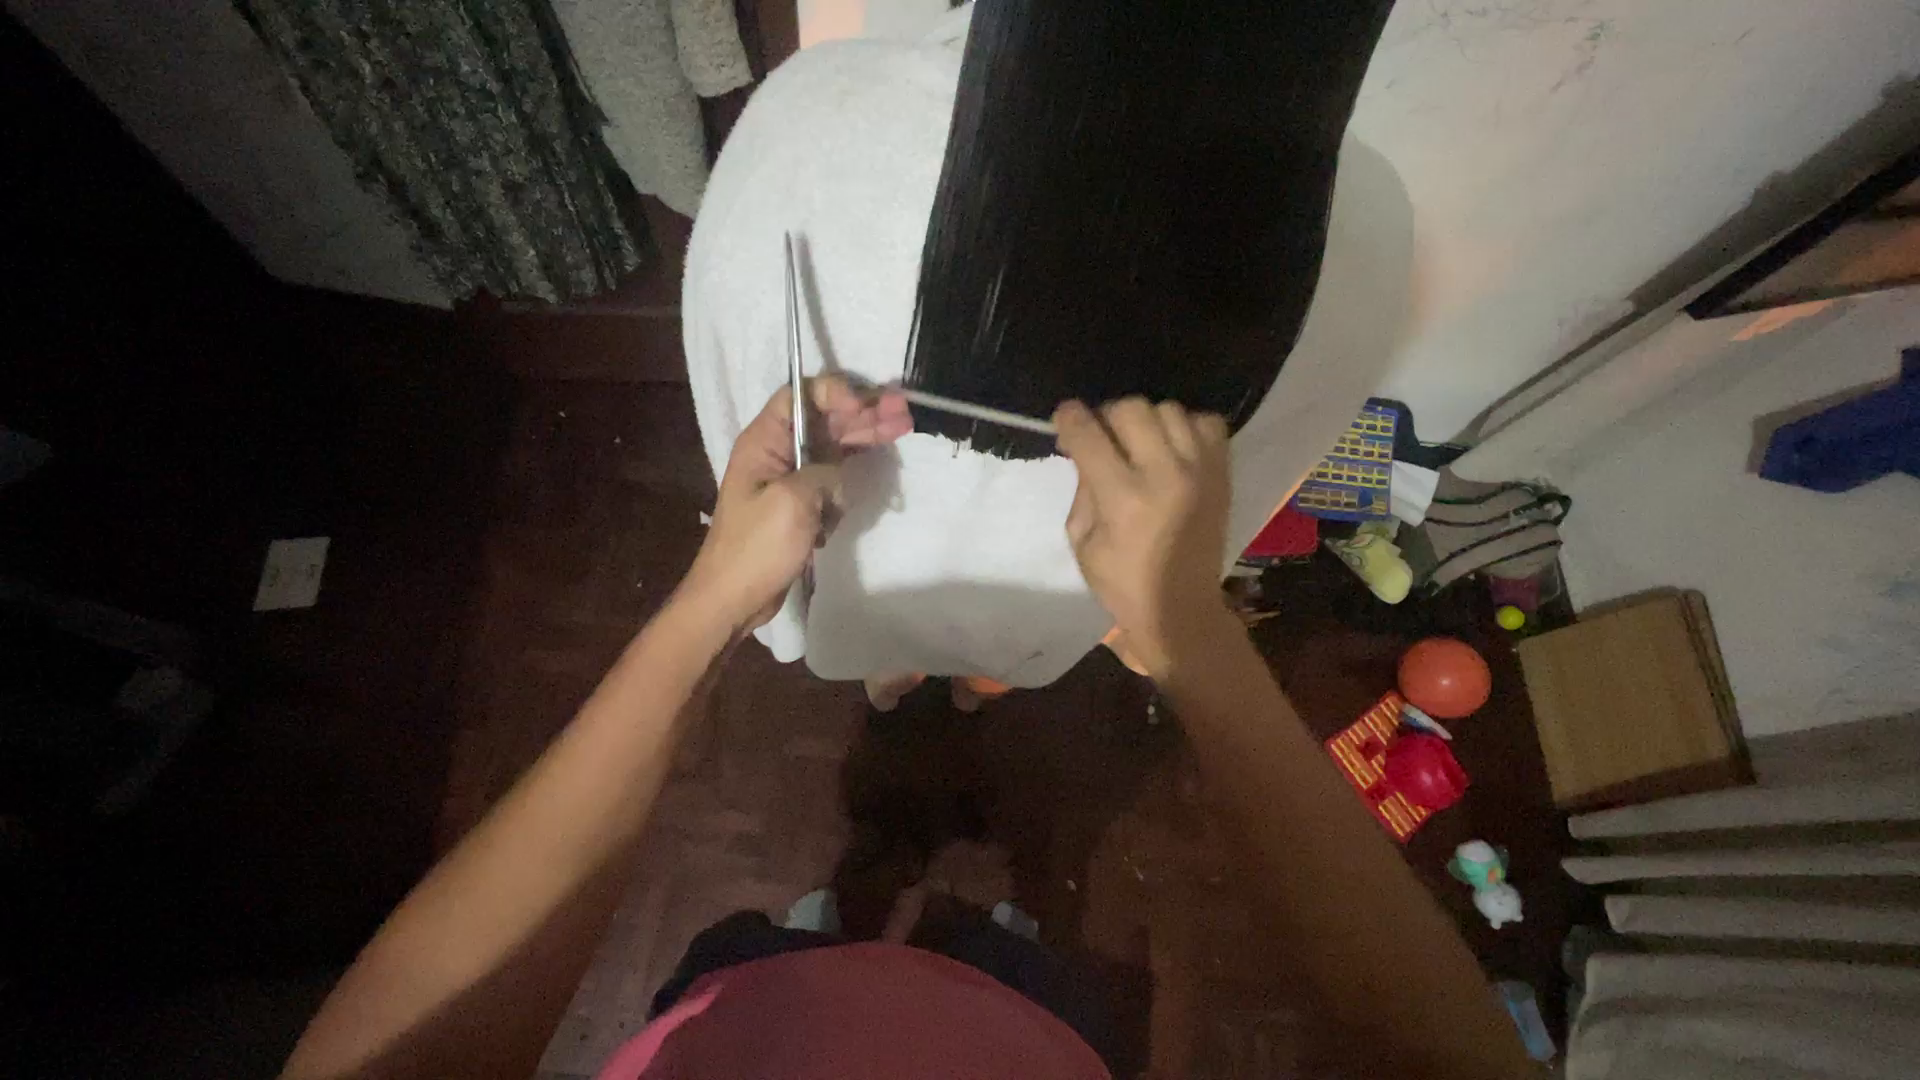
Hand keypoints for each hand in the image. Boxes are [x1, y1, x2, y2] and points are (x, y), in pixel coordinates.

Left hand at [682, 377, 910, 631]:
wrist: (734, 598)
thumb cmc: (757, 547)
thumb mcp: (793, 501)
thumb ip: (823, 472)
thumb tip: (839, 475)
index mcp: (764, 441)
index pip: (800, 396)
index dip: (835, 392)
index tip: (864, 406)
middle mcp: (777, 452)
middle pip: (825, 419)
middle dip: (863, 412)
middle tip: (904, 410)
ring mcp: (790, 478)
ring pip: (834, 446)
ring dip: (866, 437)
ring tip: (903, 426)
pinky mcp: (802, 504)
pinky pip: (832, 478)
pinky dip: (852, 474)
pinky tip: (876, 467)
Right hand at [1053, 397, 1233, 676]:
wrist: (1181, 608)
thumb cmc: (1121, 583)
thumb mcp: (1082, 541)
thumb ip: (1082, 488)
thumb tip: (1085, 450)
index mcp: (1123, 499)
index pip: (1088, 434)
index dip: (1069, 418)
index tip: (1065, 418)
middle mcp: (1165, 475)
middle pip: (1130, 409)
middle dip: (1106, 417)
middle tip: (1102, 438)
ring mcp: (1200, 470)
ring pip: (1167, 408)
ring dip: (1145, 420)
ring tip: (1139, 443)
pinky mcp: (1223, 473)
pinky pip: (1206, 422)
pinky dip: (1185, 426)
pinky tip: (1173, 447)